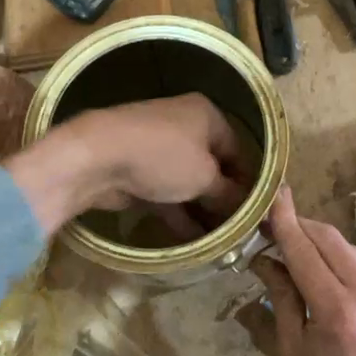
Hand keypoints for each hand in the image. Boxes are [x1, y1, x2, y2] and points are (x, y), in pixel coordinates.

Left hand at [3, 94, 244, 232]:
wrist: (97, 156)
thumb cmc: (163, 156)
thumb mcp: (205, 177)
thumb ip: (229, 193)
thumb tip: (247, 206)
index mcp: (207, 115)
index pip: (239, 150)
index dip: (249, 181)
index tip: (258, 212)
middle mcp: (185, 125)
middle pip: (214, 166)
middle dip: (225, 197)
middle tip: (240, 229)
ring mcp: (159, 148)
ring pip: (189, 181)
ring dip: (203, 208)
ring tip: (221, 240)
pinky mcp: (138, 170)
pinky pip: (167, 192)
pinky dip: (180, 212)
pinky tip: (194, 239)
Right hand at [251, 187, 355, 355]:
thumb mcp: (292, 350)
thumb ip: (281, 298)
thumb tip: (265, 260)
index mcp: (335, 309)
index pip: (304, 251)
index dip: (285, 222)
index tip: (271, 196)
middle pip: (327, 238)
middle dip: (298, 225)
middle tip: (269, 226)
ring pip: (344, 245)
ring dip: (316, 237)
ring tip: (288, 243)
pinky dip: (333, 253)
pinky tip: (315, 262)